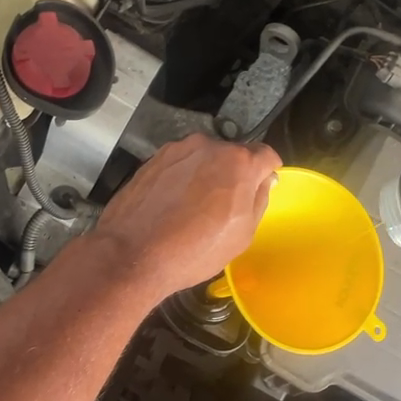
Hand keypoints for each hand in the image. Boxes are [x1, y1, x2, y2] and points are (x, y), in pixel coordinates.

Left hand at [89, 133, 281, 300]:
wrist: (134, 254)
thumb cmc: (194, 250)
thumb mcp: (243, 234)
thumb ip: (259, 200)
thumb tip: (263, 182)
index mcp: (239, 162)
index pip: (266, 155)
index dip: (266, 173)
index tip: (261, 187)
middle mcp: (209, 146)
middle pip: (232, 155)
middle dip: (233, 176)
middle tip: (224, 207)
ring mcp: (178, 150)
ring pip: (204, 159)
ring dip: (206, 176)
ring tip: (194, 209)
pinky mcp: (153, 159)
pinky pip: (179, 165)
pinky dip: (182, 180)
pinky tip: (173, 206)